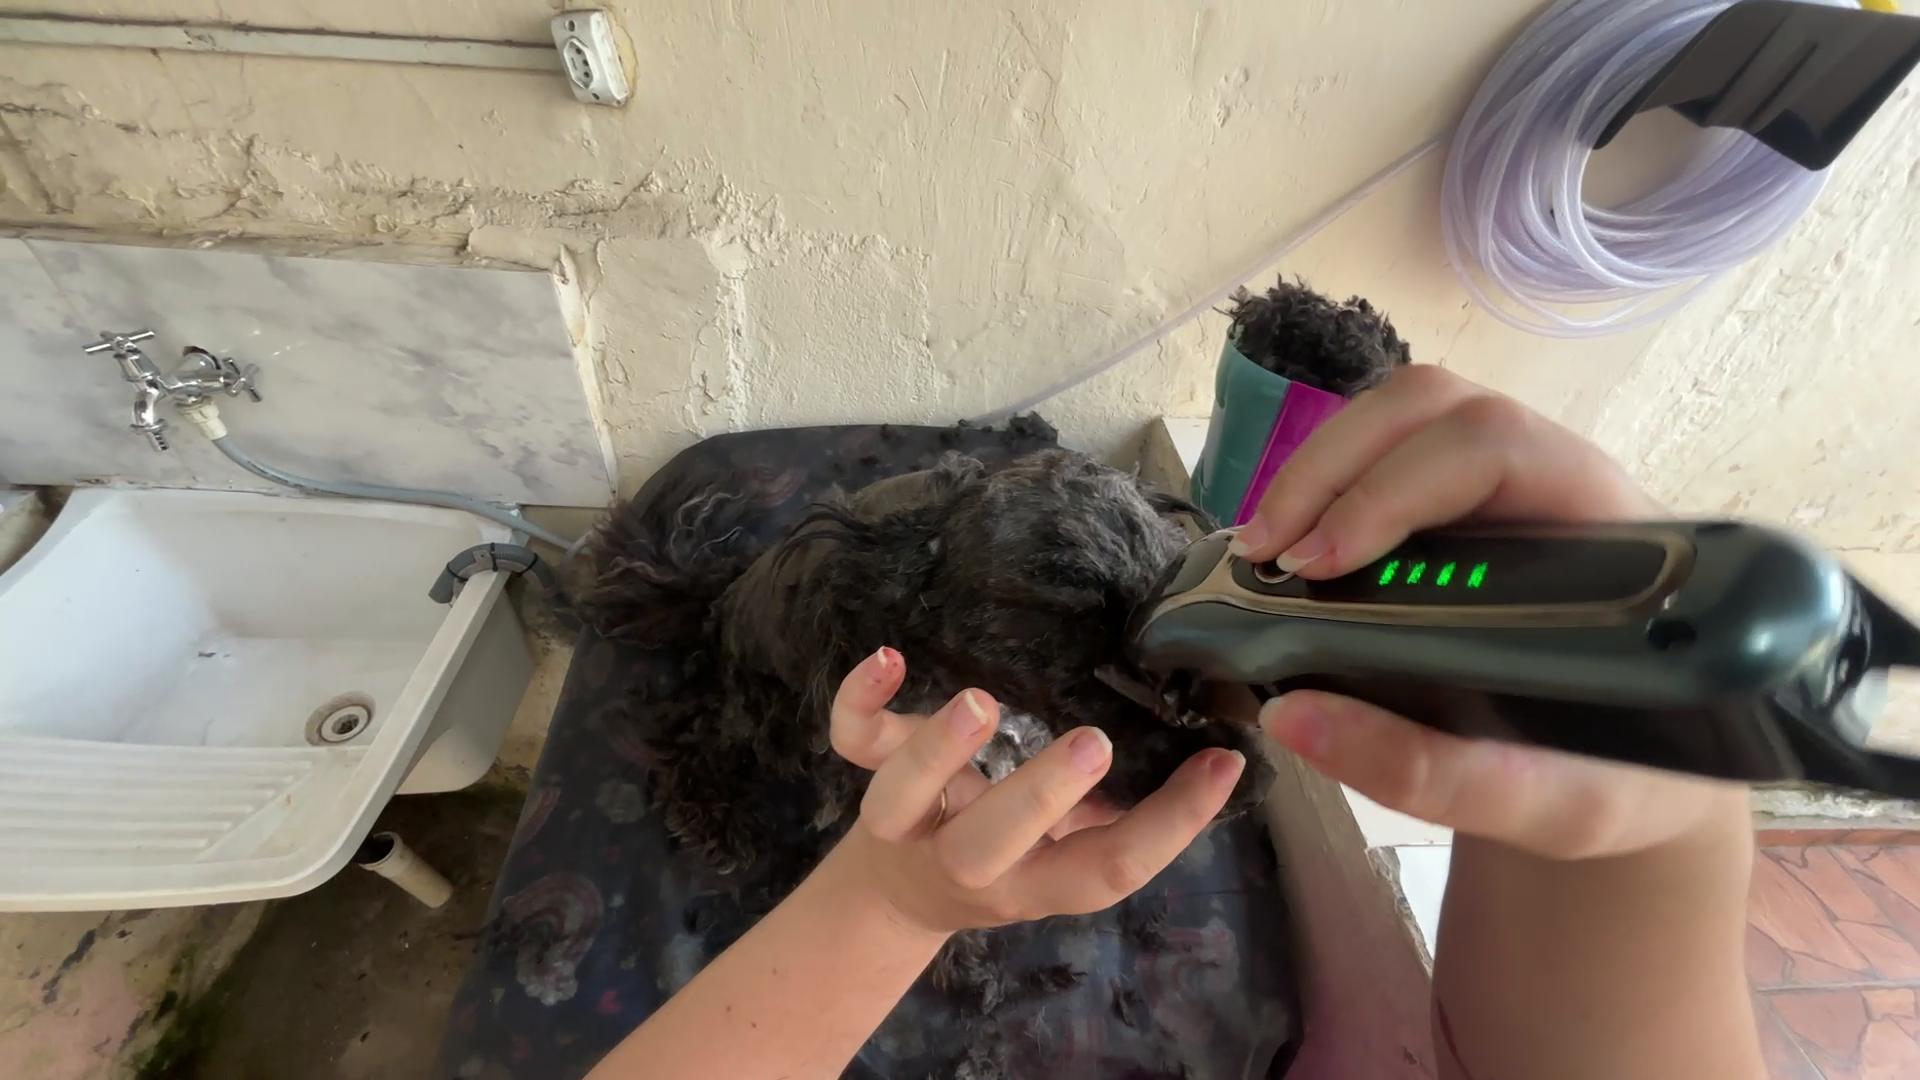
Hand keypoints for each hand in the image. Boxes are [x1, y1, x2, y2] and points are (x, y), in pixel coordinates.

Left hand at [823, 647, 1244, 936]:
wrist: (900, 884)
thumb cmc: (1002, 848)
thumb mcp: (1061, 845)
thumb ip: (1113, 810)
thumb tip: (1204, 748)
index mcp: (1032, 875)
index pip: (1106, 868)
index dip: (1169, 826)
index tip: (1222, 762)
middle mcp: (966, 856)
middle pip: (994, 845)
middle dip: (1041, 795)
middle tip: (1094, 741)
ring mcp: (907, 817)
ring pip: (903, 797)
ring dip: (939, 749)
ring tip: (981, 701)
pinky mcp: (866, 772)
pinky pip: (851, 740)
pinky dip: (861, 698)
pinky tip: (890, 656)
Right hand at [1233, 365, 1747, 859]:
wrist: (1624, 763)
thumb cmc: (1609, 779)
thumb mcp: (1540, 805)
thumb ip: (1425, 772)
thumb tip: (1288, 714)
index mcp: (1606, 534)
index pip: (1492, 449)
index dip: (1388, 492)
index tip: (1315, 567)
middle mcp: (1553, 482)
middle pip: (1430, 408)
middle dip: (1327, 471)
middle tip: (1264, 553)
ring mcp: (1499, 482)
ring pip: (1396, 416)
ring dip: (1312, 471)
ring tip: (1261, 546)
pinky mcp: (1448, 498)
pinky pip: (1374, 452)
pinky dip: (1313, 485)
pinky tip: (1283, 542)